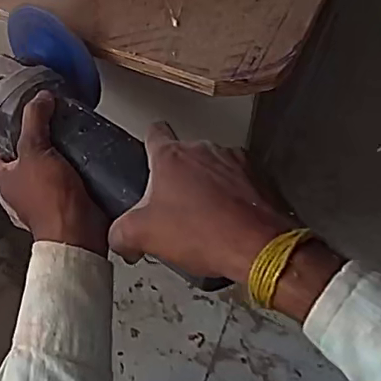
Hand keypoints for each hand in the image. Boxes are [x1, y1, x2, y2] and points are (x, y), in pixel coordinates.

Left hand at [0, 92, 107, 253]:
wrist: (78, 234)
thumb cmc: (50, 201)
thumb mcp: (36, 149)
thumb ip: (36, 121)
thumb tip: (40, 99)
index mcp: (3, 182)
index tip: (13, 137)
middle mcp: (17, 197)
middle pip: (15, 174)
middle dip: (29, 159)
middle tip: (45, 141)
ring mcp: (38, 207)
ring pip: (39, 183)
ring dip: (52, 171)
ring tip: (67, 153)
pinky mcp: (62, 213)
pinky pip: (62, 194)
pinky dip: (70, 184)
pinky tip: (83, 172)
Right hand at [109, 124, 342, 318]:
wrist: (262, 249)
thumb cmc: (207, 234)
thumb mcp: (144, 236)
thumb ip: (120, 233)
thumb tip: (118, 239)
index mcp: (171, 156)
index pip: (154, 131)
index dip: (149, 142)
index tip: (149, 153)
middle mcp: (204, 150)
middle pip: (184, 155)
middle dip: (180, 176)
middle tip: (177, 206)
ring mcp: (235, 161)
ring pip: (214, 167)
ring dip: (210, 185)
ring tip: (208, 218)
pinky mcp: (261, 177)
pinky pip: (241, 181)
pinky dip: (236, 196)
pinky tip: (232, 222)